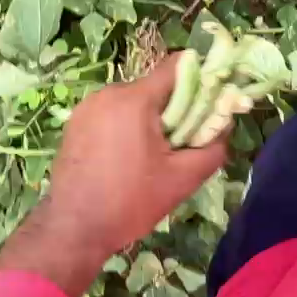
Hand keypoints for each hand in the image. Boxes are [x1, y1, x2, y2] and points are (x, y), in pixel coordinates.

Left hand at [0, 53, 228, 296]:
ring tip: (148, 157)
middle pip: (154, 88)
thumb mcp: (180, 181)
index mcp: (135, 99)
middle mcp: (110, 92)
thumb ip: (211, 149)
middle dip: (171, 109)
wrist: (71, 230)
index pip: (175, 67)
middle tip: (177, 143)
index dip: (198, 78)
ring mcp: (88, 105)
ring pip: (132, 101)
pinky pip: (111, 112)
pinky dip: (123, 126)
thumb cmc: (128, 202)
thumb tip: (224, 125)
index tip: (208, 100)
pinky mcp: (75, 121)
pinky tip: (122, 159)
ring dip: (146, 120)